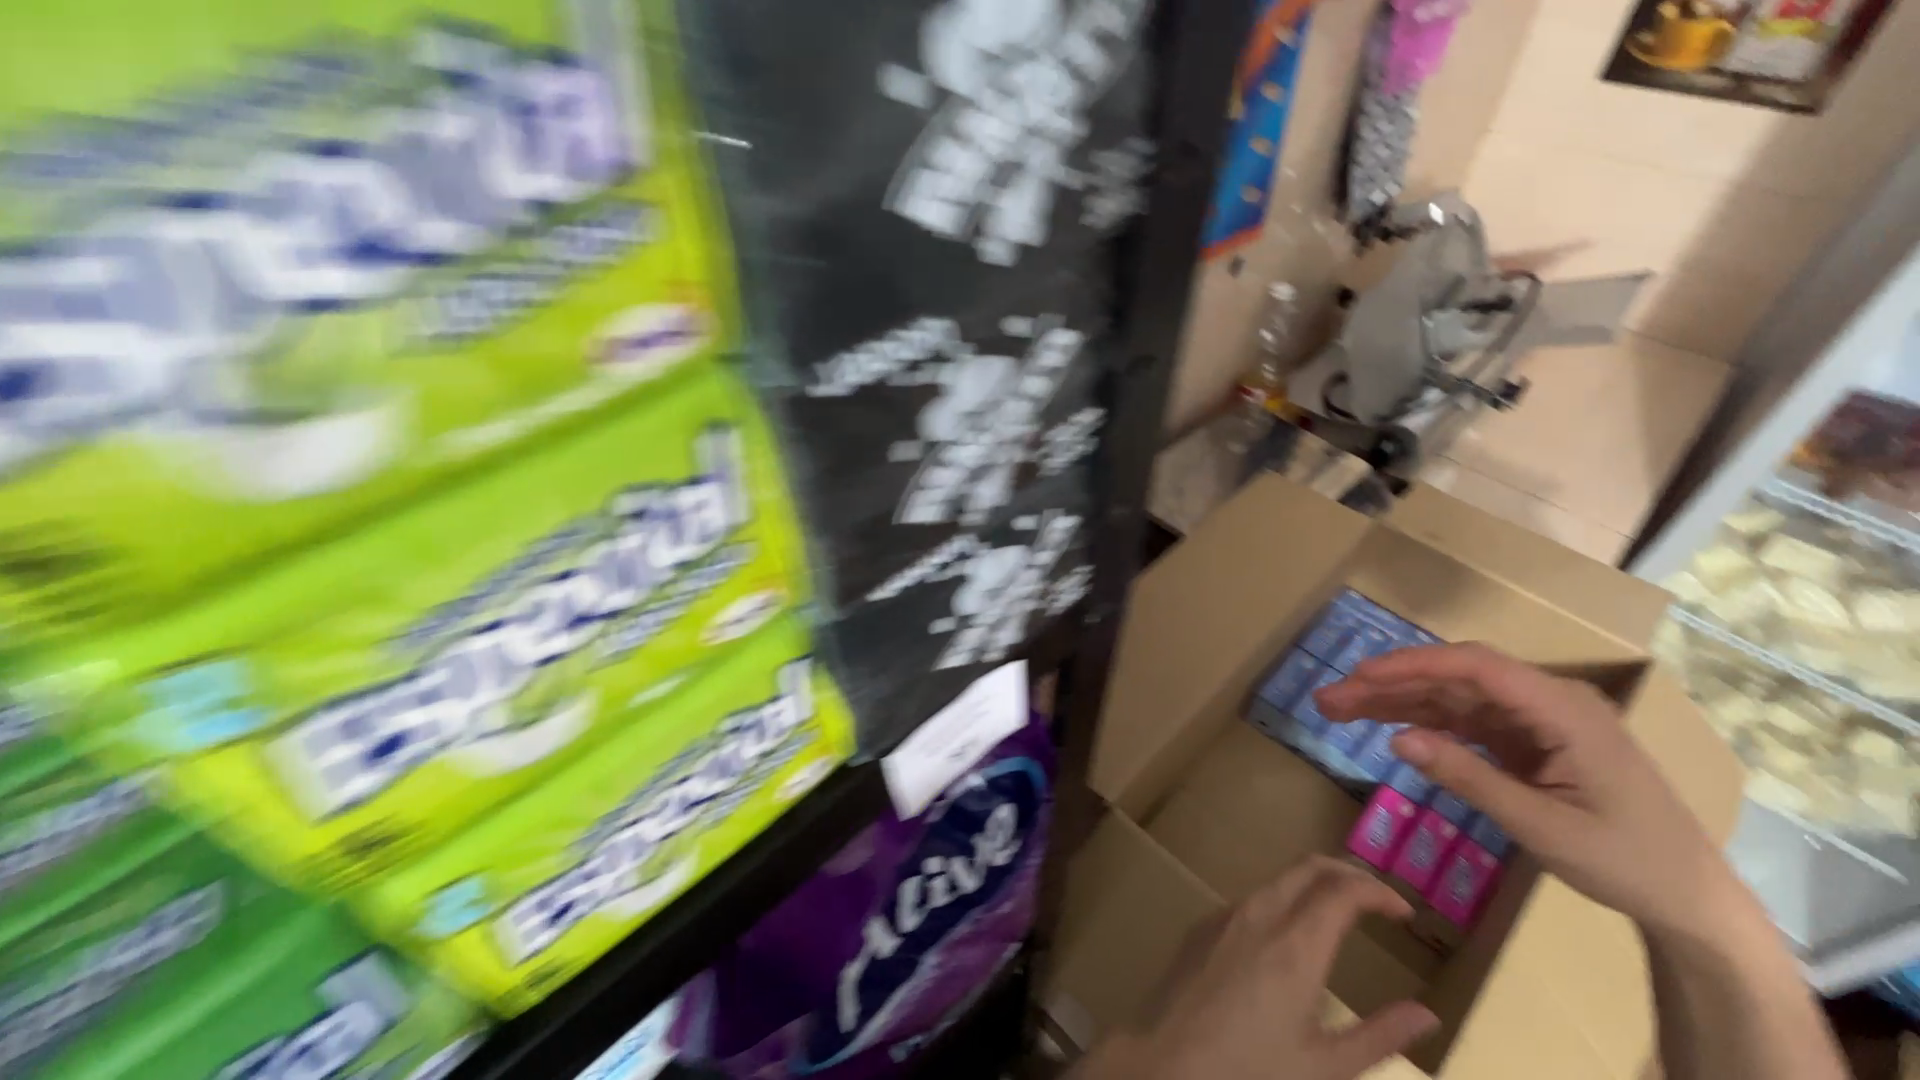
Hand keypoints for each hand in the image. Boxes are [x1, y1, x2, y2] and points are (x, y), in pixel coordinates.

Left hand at [1108, 857, 1437, 1079]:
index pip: (1344, 889)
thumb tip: (1427, 1015)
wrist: (1160, 1064)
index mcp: (1296, 944)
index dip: (1379, 891)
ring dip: (1312, 886)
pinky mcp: (1200, 929)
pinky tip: (1286, 942)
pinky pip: (1249, 900)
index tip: (1403, 913)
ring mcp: (1223, 917)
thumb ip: (1380, 1036)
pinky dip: (1281, 903)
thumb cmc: (1247, 1071)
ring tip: (1337, 918)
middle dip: (1348, 874)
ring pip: (1277, 880)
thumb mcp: (1325, 1067)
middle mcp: (1259, 915)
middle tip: (1375, 902)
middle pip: (1309, 867)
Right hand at [1316, 643, 1749, 941]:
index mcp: (1564, 710)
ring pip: (1455, 697)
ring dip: (1398, 701)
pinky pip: (1468, 722)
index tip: (1358, 676)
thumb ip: (1468, 778)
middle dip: (1390, 684)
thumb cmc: (1626, 861)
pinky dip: (1426, 723)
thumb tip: (1397, 739)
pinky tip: (1388, 727)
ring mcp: (1539, 721)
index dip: (1411, 665)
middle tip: (1329, 699)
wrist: (1688, 899)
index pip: (1476, 667)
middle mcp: (1549, 702)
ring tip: (1341, 709)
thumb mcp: (1541, 826)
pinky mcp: (1530, 742)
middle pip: (1456, 678)